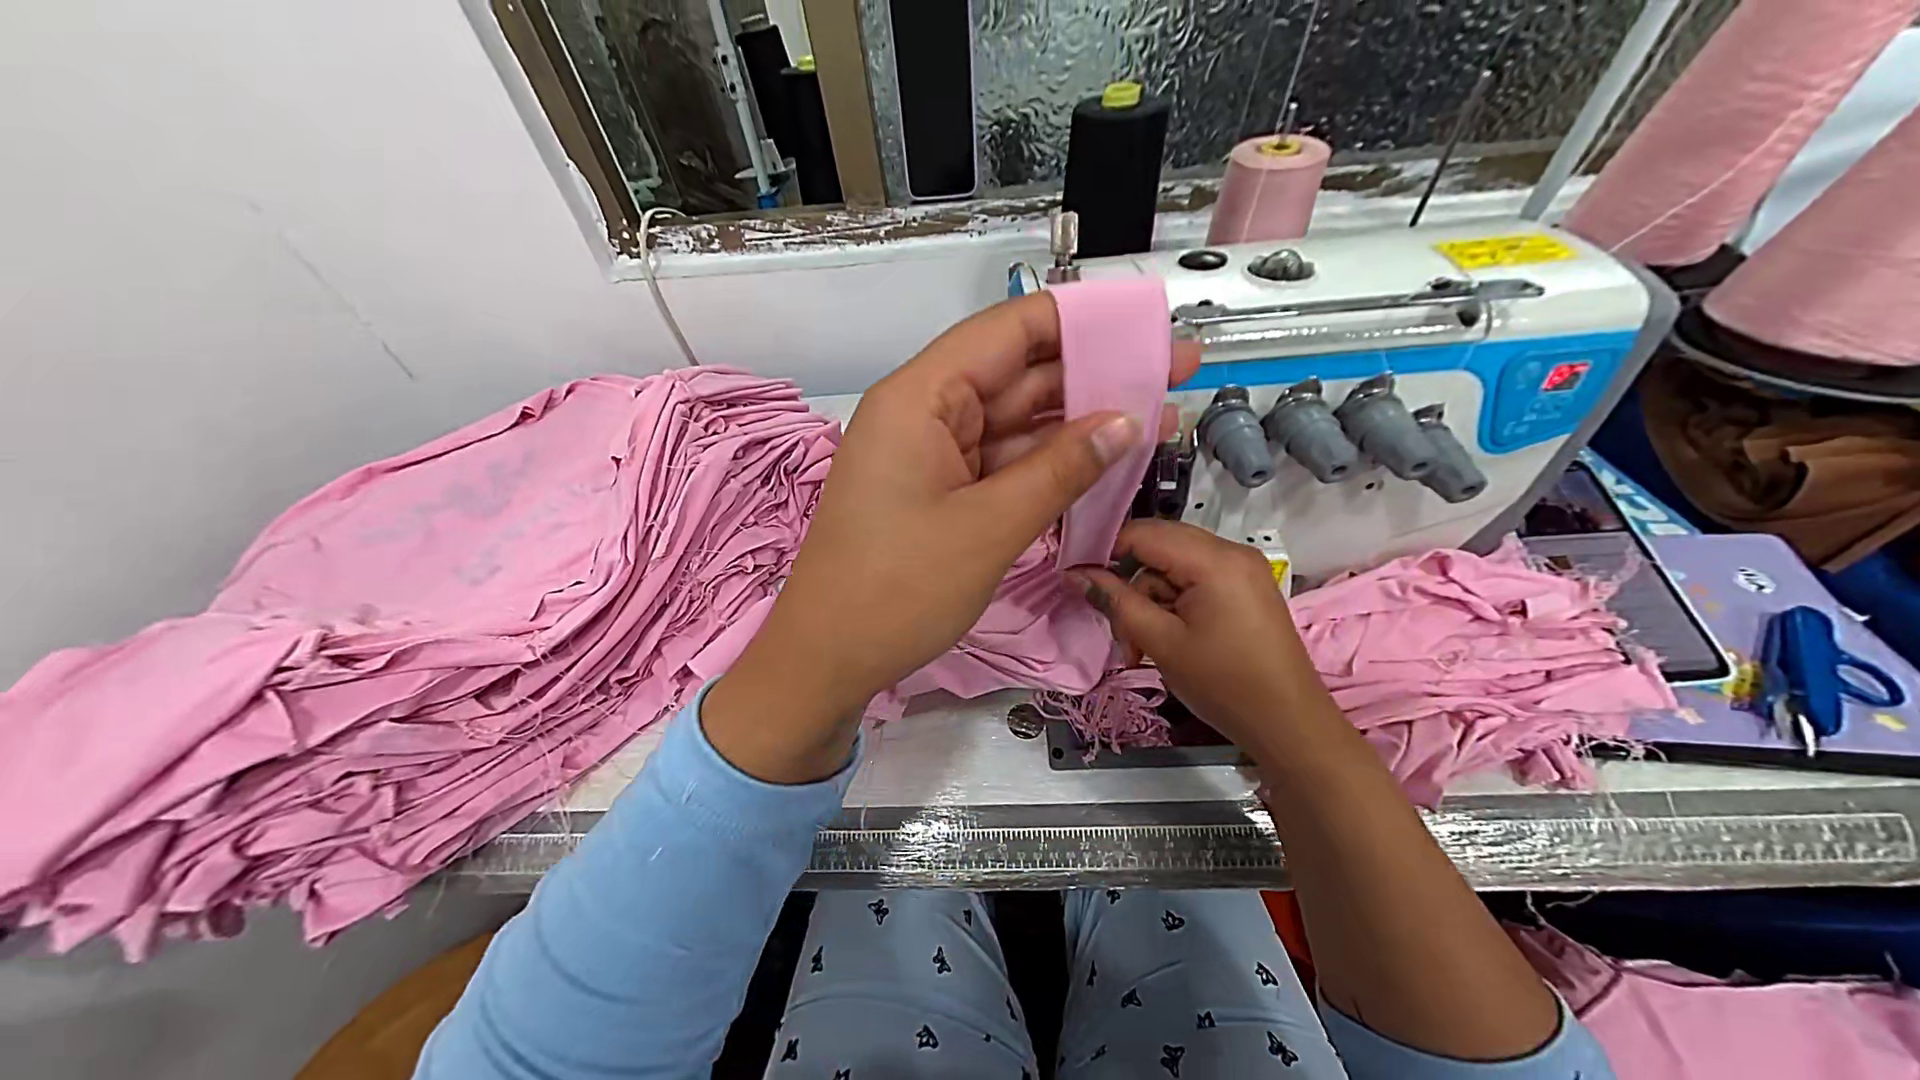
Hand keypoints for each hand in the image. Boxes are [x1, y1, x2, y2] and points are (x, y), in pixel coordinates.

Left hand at [706, 293, 1198, 781]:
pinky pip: (1004, 464)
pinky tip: (1106, 463)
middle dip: (1096, 373)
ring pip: (1017, 424)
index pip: (1009, 331)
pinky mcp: (942, 492)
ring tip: (1159, 416)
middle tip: (1174, 368)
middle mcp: (926, 413)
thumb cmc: (897, 591)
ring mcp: (934, 455)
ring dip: (1081, 424)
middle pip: (1019, 375)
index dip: (1082, 321)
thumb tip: (1126, 421)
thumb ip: (1062, 469)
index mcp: (920, 397)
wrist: (829, 659)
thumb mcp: (990, 526)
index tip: (1144, 322)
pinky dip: (1050, 465)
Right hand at [1069, 519, 1329, 756]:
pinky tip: (1167, 639)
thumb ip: (1116, 601)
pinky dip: (1172, 605)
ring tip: (1142, 648)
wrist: (1289, 724)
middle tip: (1120, 629)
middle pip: (1158, 547)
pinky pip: (1194, 580)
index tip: (1082, 584)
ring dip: (1149, 602)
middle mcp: (1231, 552)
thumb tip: (1075, 573)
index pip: (1142, 533)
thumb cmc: (1223, 684)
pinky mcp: (1245, 588)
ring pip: (1172, 567)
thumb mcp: (1160, 642)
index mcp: (1214, 560)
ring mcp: (1242, 569)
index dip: (1106, 553)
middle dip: (1130, 585)